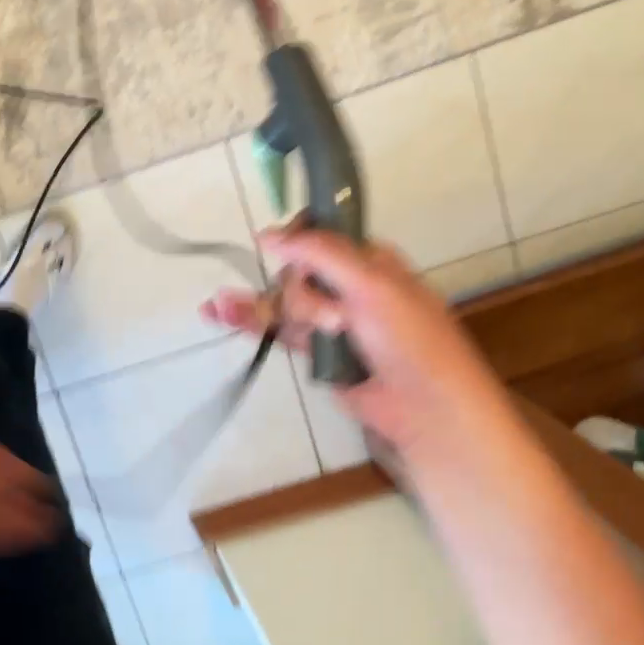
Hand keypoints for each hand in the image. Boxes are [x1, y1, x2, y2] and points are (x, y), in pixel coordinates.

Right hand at [199, 226, 507, 460]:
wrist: (426, 410)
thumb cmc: (410, 340)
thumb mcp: (372, 285)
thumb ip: (320, 253)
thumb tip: (265, 235)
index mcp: (370, 262)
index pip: (320, 234)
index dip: (297, 238)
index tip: (279, 246)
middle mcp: (347, 285)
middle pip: (294, 271)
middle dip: (297, 293)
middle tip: (332, 321)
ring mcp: (329, 319)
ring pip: (280, 300)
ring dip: (250, 302)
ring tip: (218, 305)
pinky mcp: (314, 349)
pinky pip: (275, 328)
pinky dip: (247, 321)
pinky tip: (217, 313)